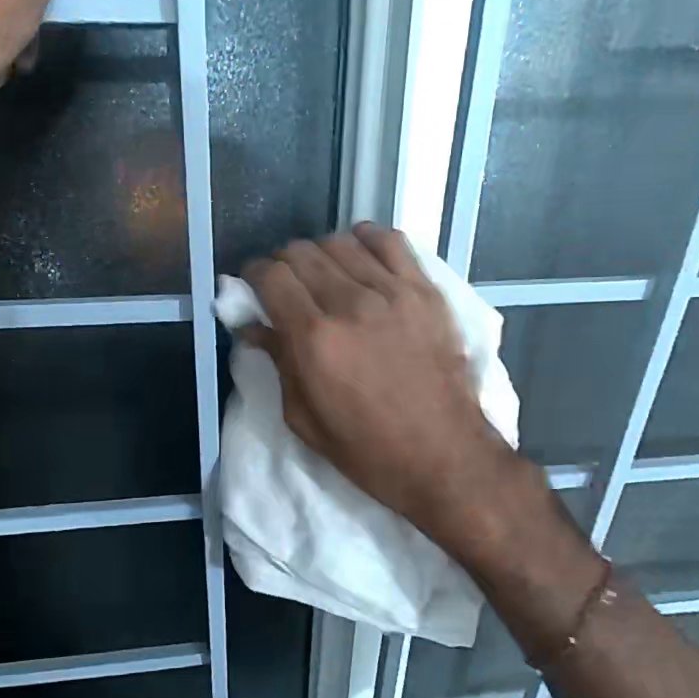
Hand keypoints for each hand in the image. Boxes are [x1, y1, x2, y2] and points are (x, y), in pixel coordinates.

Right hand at [240, 224, 520, 535]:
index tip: (255, 288)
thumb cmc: (368, 451)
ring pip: (342, 242)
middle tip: (286, 288)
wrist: (445, 458)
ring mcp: (394, 292)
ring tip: (323, 277)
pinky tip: (360, 256)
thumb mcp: (305, 420)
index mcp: (315, 339)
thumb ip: (278, 363)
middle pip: (302, 252)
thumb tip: (253, 327)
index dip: (254, 275)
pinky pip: (391, 242)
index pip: (271, 276)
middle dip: (283, 265)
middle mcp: (350, 303)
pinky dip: (367, 240)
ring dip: (321, 254)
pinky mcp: (426, 291)